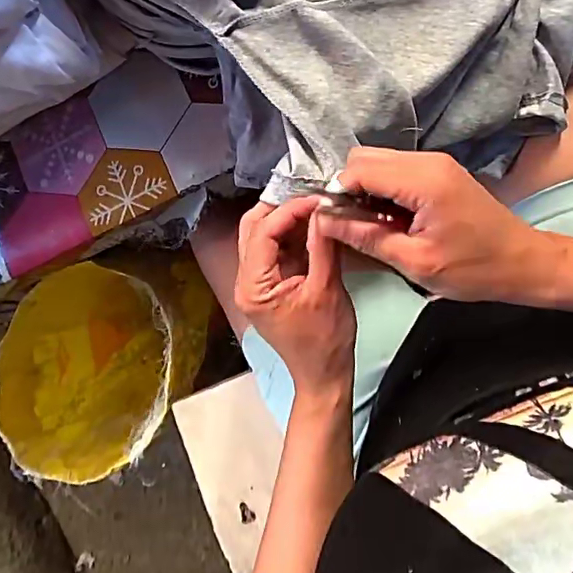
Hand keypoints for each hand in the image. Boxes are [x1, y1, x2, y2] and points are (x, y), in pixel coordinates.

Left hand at [234, 198, 357, 398]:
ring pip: (260, 236)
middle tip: (310, 197)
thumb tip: (324, 210)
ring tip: (313, 206)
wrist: (323, 375)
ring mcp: (254, 282)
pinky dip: (290, 235)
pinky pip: (273, 250)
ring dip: (284, 220)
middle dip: (279, 208)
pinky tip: (310, 224)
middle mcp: (245, 281)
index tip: (316, 199)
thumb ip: (322, 246)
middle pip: (252, 229)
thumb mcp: (327, 290)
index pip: (262, 233)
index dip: (288, 211)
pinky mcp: (268, 284)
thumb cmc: (325, 340)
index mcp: (253, 286)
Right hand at [313, 148, 566, 304]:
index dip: (337, 194)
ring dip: (364, 187)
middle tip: (353, 223)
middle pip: (363, 157)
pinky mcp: (437, 169)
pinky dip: (380, 187)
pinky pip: (393, 167)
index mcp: (423, 181)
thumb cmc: (474, 268)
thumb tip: (322, 220)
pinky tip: (389, 216)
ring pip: (375, 160)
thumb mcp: (415, 262)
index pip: (358, 170)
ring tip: (371, 222)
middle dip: (348, 187)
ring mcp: (434, 162)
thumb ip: (365, 237)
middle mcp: (427, 161)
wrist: (526, 262)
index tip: (334, 222)